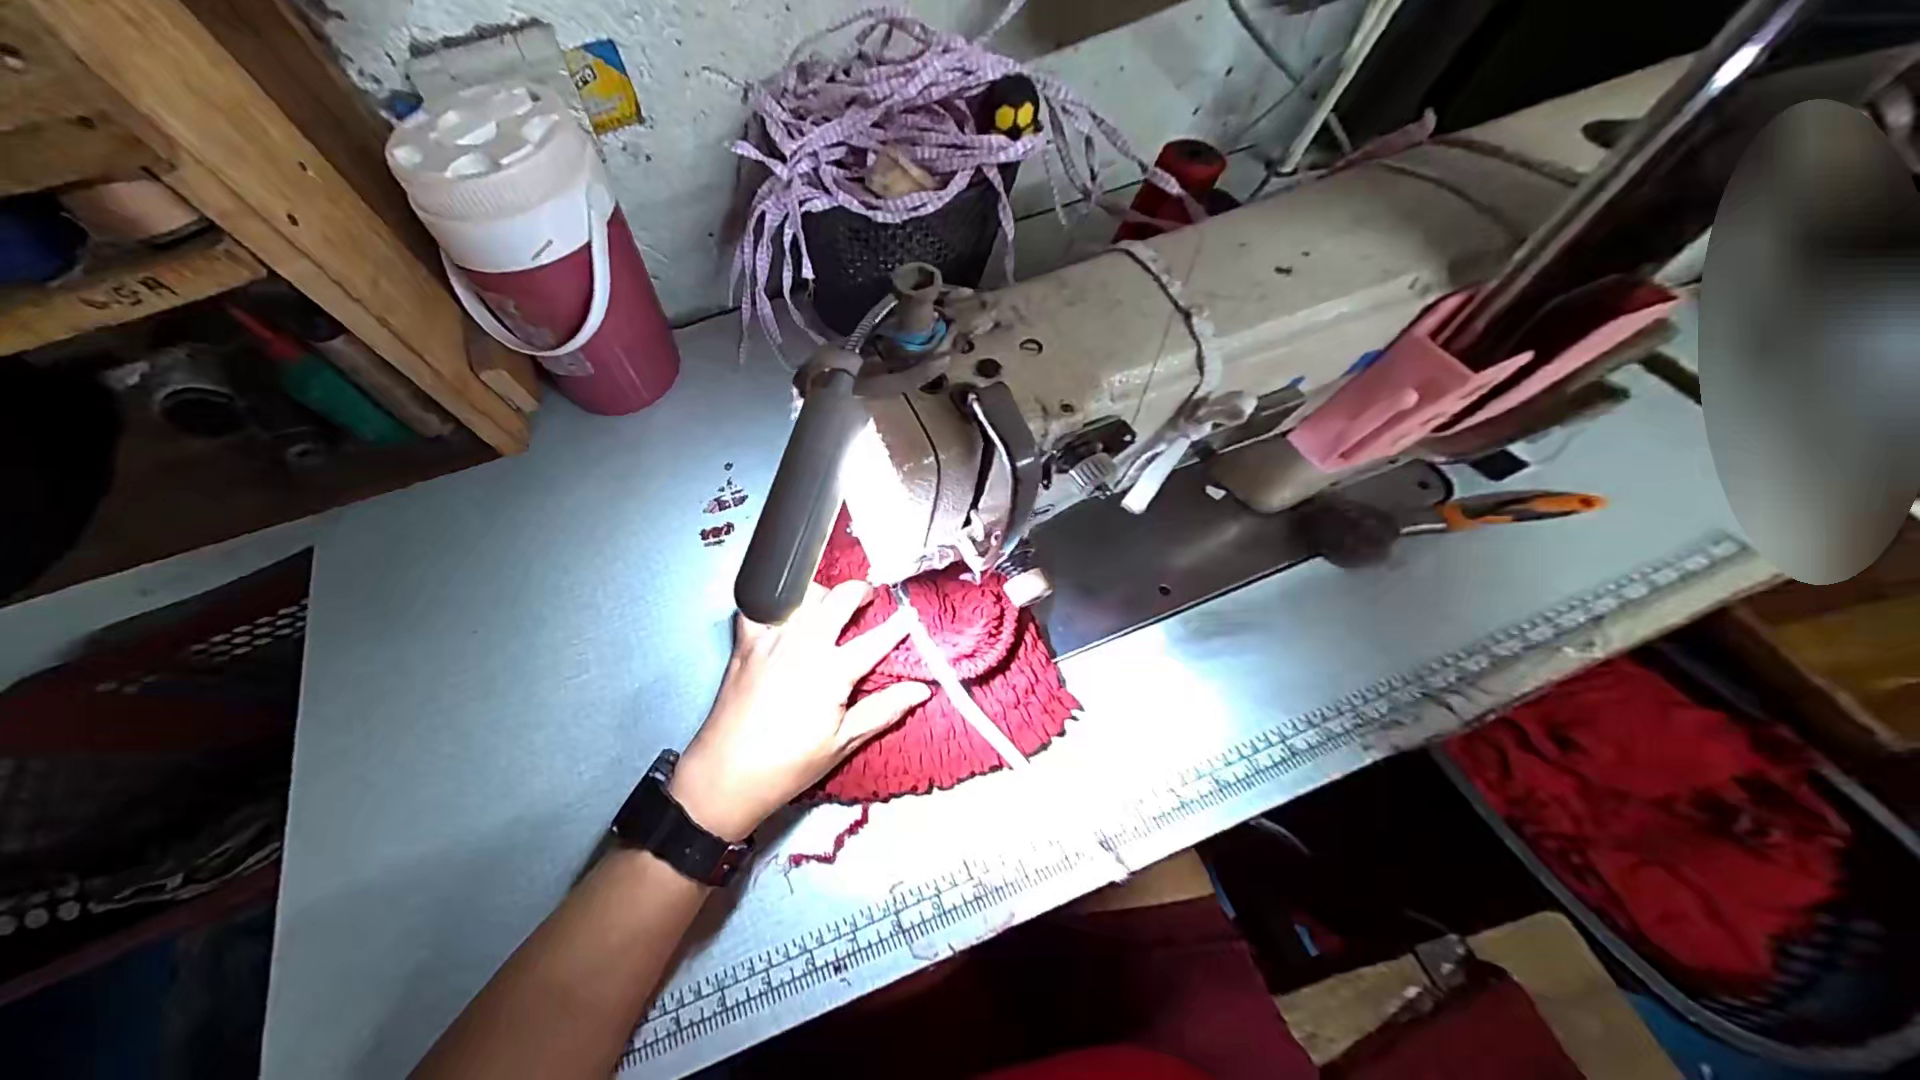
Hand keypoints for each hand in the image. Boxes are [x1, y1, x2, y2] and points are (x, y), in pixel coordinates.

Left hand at [670, 580, 930, 841]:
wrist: (723, 775)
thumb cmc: (783, 766)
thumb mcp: (842, 742)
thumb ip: (883, 710)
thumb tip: (919, 691)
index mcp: (831, 672)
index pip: (875, 639)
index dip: (897, 626)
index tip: (908, 617)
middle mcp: (802, 646)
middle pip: (838, 599)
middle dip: (859, 591)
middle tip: (868, 595)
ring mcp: (771, 640)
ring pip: (801, 594)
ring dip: (821, 592)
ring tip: (829, 601)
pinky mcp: (745, 644)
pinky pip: (760, 606)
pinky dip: (775, 602)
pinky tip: (784, 613)